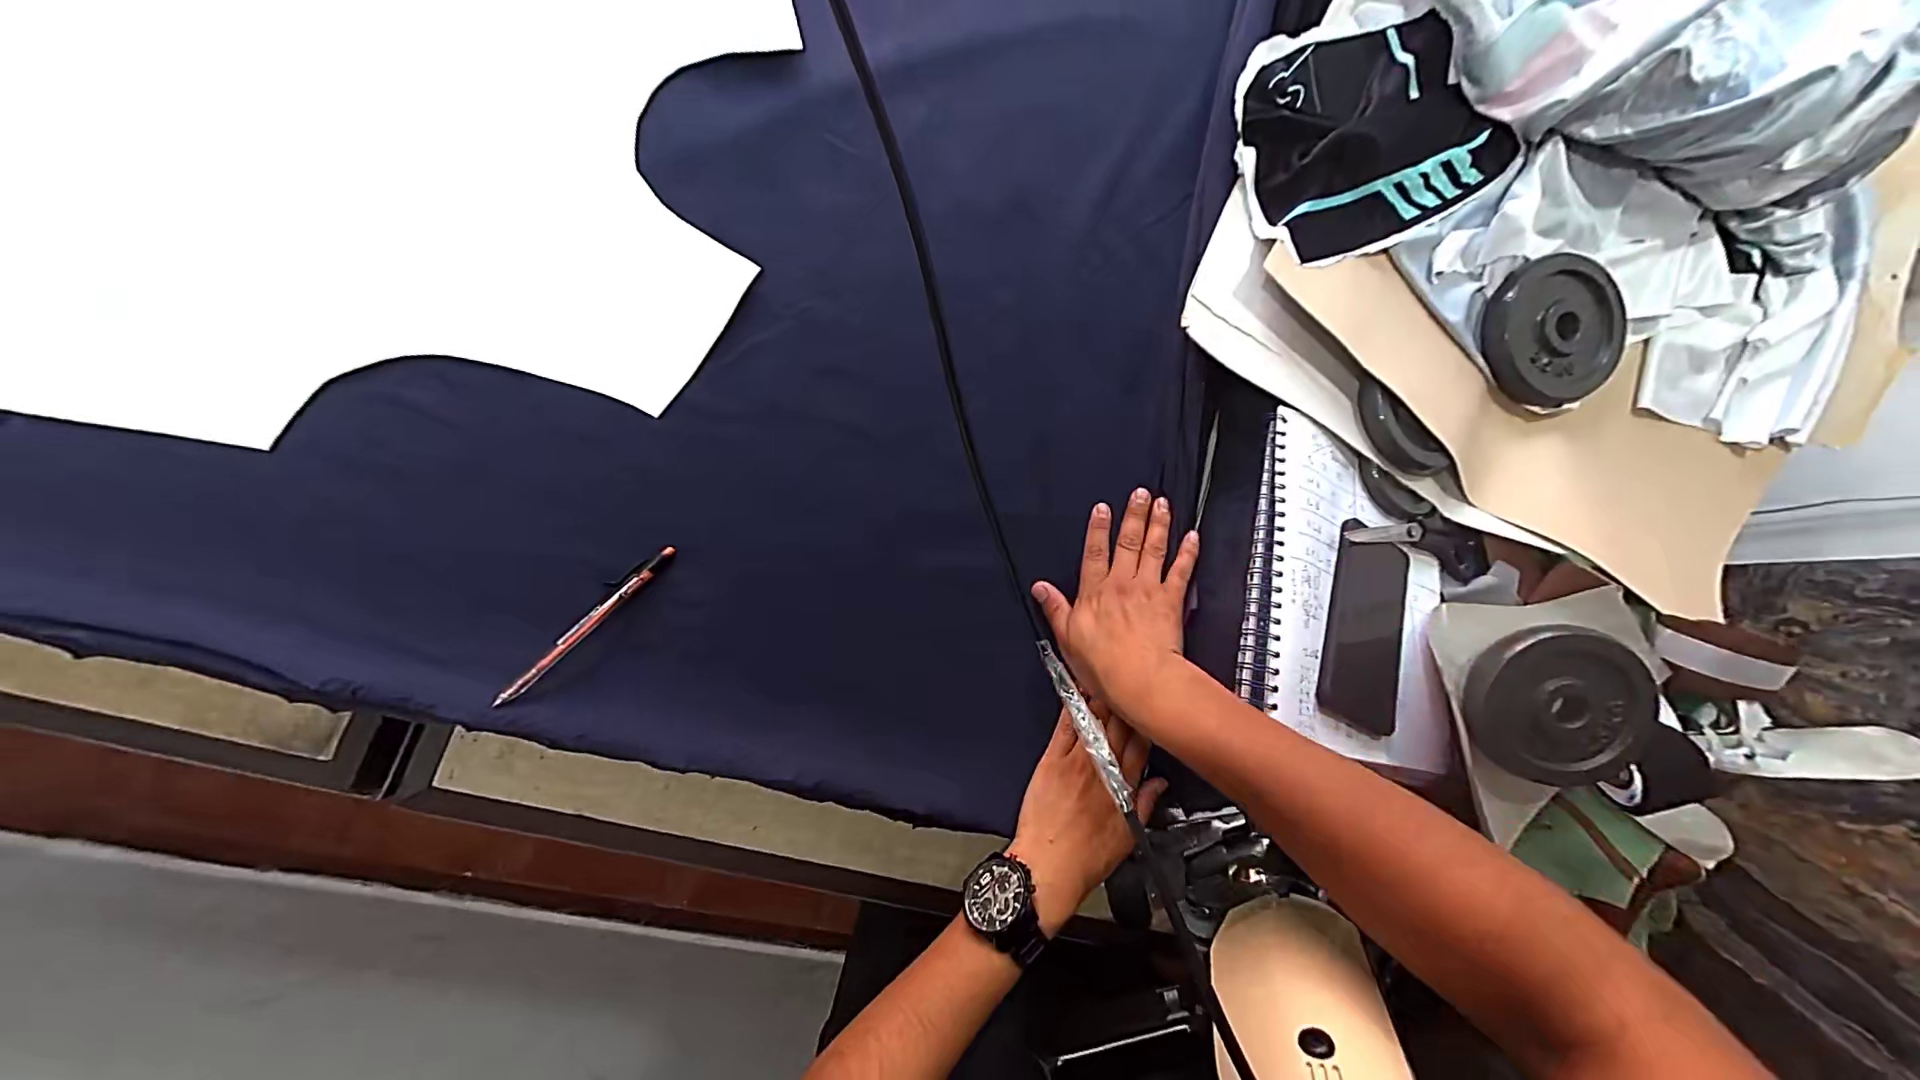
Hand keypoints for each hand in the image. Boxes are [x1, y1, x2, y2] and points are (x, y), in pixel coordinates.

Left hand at [1007, 705, 1166, 936]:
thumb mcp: (1127, 837)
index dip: (1145, 722)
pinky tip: (1077, 691)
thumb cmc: (1084, 857)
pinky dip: (1072, 706)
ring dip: (1102, 698)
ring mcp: (1076, 760)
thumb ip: (1145, 804)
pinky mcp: (1052, 760)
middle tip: (1129, 683)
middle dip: (1126, 704)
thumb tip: (1158, 784)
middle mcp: (1102, 768)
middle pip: (1119, 726)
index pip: (1140, 744)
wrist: (1048, 867)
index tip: (1147, 707)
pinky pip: (1065, 725)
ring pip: (1094, 719)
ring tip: (1108, 677)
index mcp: (1123, 785)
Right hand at [1031, 488, 1197, 712]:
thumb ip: (1054, 608)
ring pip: (1153, 549)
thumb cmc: (1103, 665)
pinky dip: (1188, 552)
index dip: (1098, 529)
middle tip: (1140, 493)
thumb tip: (1039, 588)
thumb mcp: (1067, 638)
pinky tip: (1192, 537)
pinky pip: (1181, 571)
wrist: (1140, 679)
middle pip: (1127, 542)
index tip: (1102, 509)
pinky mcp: (1171, 601)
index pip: (1094, 553)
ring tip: (1162, 504)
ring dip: (1158, 524)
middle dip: (1133, 515)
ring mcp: (1148, 590)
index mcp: (1094, 593)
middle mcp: (1121, 585)